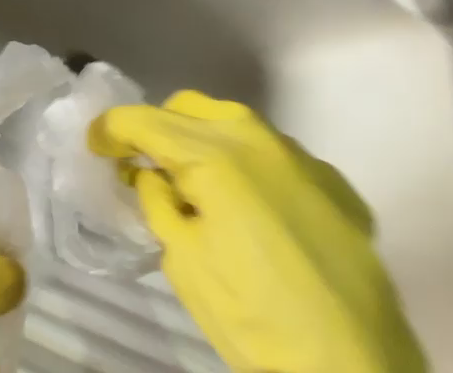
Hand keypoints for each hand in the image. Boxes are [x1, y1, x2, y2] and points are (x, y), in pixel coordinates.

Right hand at [89, 91, 425, 372]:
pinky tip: (248, 209)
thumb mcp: (183, 261)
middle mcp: (261, 141)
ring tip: (194, 185)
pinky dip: (248, 166)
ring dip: (203, 141)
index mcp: (216, 156)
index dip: (110, 130)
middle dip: (156, 128)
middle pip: (189, 106)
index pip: (144, 120)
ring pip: (236, 123)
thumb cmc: (254, 319)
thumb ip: (159, 203)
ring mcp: (304, 160)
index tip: (95, 149)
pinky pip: (276, 155)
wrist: (357, 371)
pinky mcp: (336, 187)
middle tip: (142, 167)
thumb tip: (150, 176)